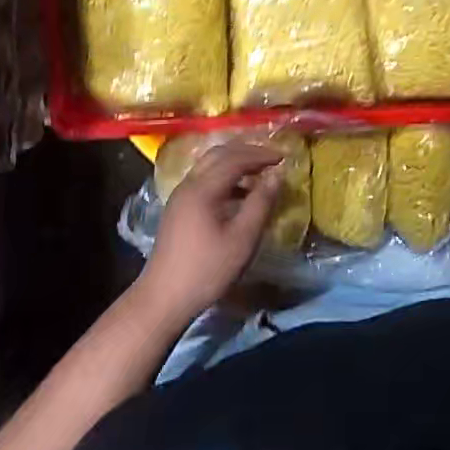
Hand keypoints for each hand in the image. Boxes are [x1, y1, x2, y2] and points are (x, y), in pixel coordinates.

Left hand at [135, 142, 284, 318]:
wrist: (164, 297)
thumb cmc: (208, 269)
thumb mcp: (242, 238)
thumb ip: (261, 203)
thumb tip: (277, 175)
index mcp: (203, 188)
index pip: (235, 158)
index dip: (261, 155)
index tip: (284, 158)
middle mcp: (188, 185)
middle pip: (218, 155)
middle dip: (247, 152)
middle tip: (271, 159)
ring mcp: (180, 197)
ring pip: (209, 167)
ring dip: (235, 165)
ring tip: (260, 176)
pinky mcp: (178, 210)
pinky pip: (204, 181)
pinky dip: (225, 179)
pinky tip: (239, 196)